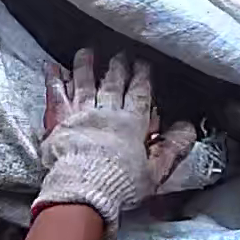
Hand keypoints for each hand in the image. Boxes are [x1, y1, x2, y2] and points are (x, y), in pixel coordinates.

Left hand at [32, 49, 156, 226]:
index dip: (142, 77)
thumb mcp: (155, 172)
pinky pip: (56, 93)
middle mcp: (106, 112)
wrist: (85, 187)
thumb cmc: (120, 184)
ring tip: (87, 52)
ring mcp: (81, 112)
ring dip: (86, 66)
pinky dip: (54, 79)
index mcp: (131, 123)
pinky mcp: (60, 118)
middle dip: (117, 66)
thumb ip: (172, 149)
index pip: (139, 94)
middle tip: (120, 53)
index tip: (143, 63)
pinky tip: (52, 67)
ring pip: (85, 82)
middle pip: (112, 84)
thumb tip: (188, 129)